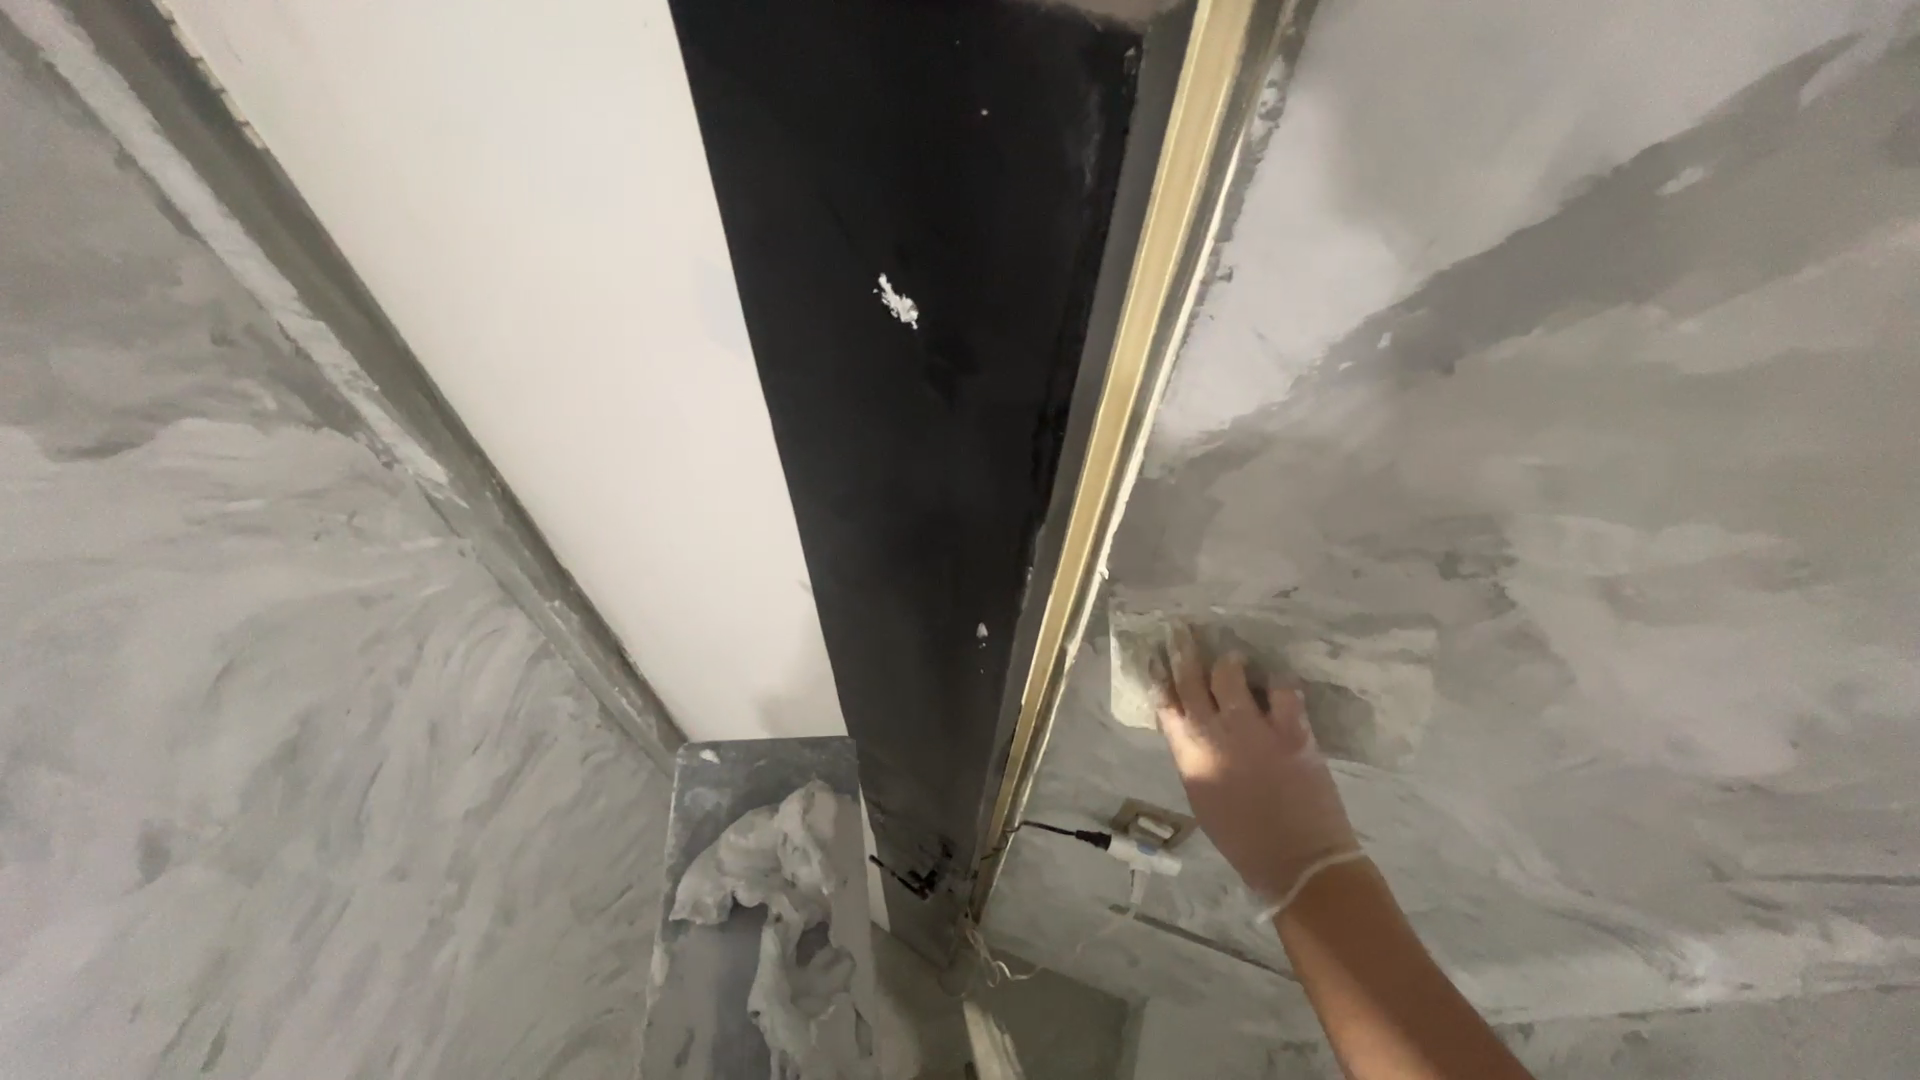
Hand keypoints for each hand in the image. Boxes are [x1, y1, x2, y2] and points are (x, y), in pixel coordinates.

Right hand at [1155, 624, 1360, 902]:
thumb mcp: (1203, 797)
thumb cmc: (1244, 840)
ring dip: (1230, 663)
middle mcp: (1214, 735)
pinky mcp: (1291, 730)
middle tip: (1182, 632)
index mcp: (1188, 755)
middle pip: (1192, 680)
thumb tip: (1195, 728)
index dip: (1160, 676)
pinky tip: (1278, 685)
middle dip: (1183, 652)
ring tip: (1235, 659)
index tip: (1157, 656)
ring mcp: (1252, 729)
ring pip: (1231, 674)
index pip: (1166, 704)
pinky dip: (1278, 685)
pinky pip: (1281, 690)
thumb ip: (1194, 757)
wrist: (1298, 862)